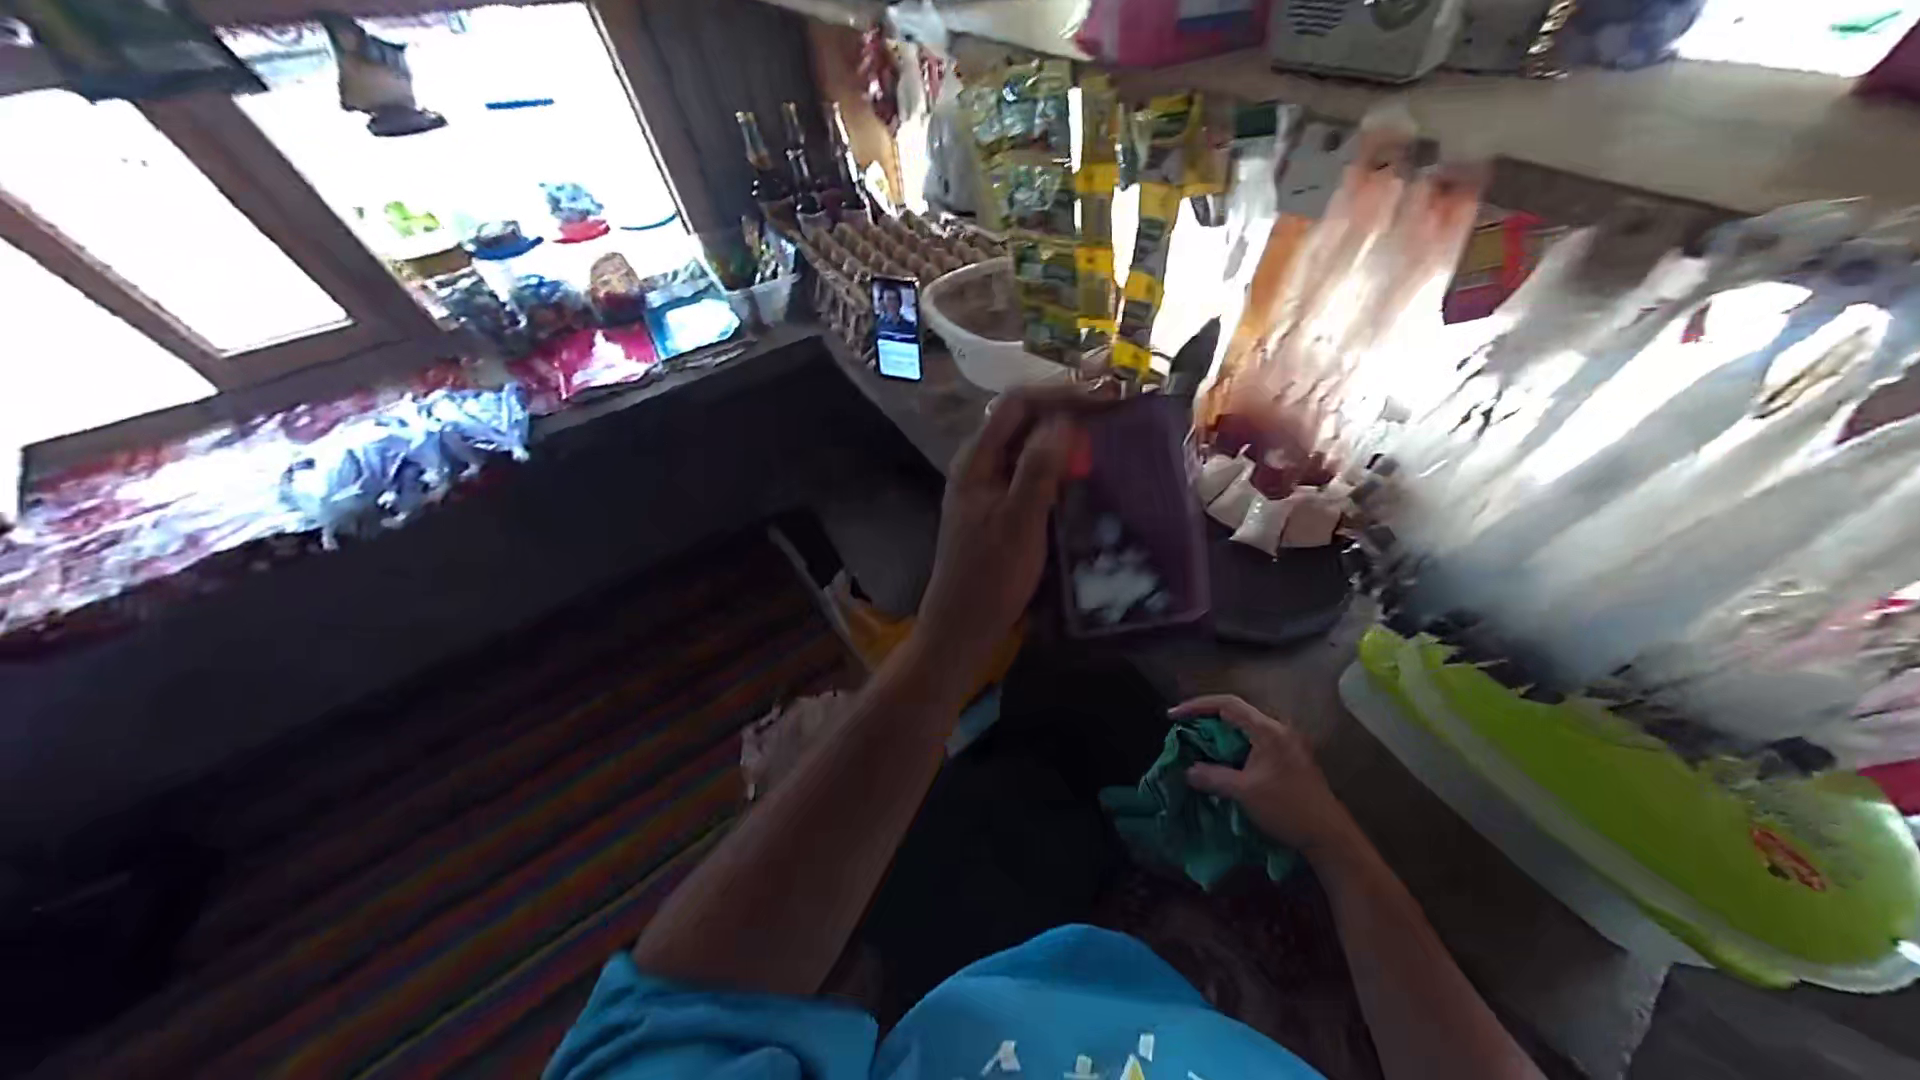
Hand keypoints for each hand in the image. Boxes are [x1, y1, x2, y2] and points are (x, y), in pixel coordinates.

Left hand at [915, 386, 1104, 662]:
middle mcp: (978, 465)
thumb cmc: (990, 576)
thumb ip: (1039, 467)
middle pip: (1021, 421)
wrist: (964, 627)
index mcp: (976, 460)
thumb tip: (1066, 418)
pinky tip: (1082, 475)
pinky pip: (1029, 474)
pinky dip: (1057, 466)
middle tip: (1112, 414)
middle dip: (1065, 412)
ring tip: (1104, 438)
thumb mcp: (1020, 520)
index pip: (1016, 404)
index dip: (1060, 394)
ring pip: (1027, 448)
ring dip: (1063, 439)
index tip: (1105, 398)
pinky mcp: (998, 509)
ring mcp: (987, 488)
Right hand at [1174, 694, 1362, 857]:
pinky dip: (1233, 748)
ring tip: (1197, 745)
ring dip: (1219, 735)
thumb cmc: (1287, 808)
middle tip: (1182, 730)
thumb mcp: (1243, 792)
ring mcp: (1286, 745)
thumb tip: (1188, 770)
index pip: (1227, 704)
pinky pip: (1253, 743)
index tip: (1173, 715)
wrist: (1329, 837)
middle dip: (1206, 720)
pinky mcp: (1288, 760)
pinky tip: (1221, 762)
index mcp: (1268, 730)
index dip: (1197, 706)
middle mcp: (1278, 731)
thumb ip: (1212, 776)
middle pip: (1235, 713)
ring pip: (1244, 730)